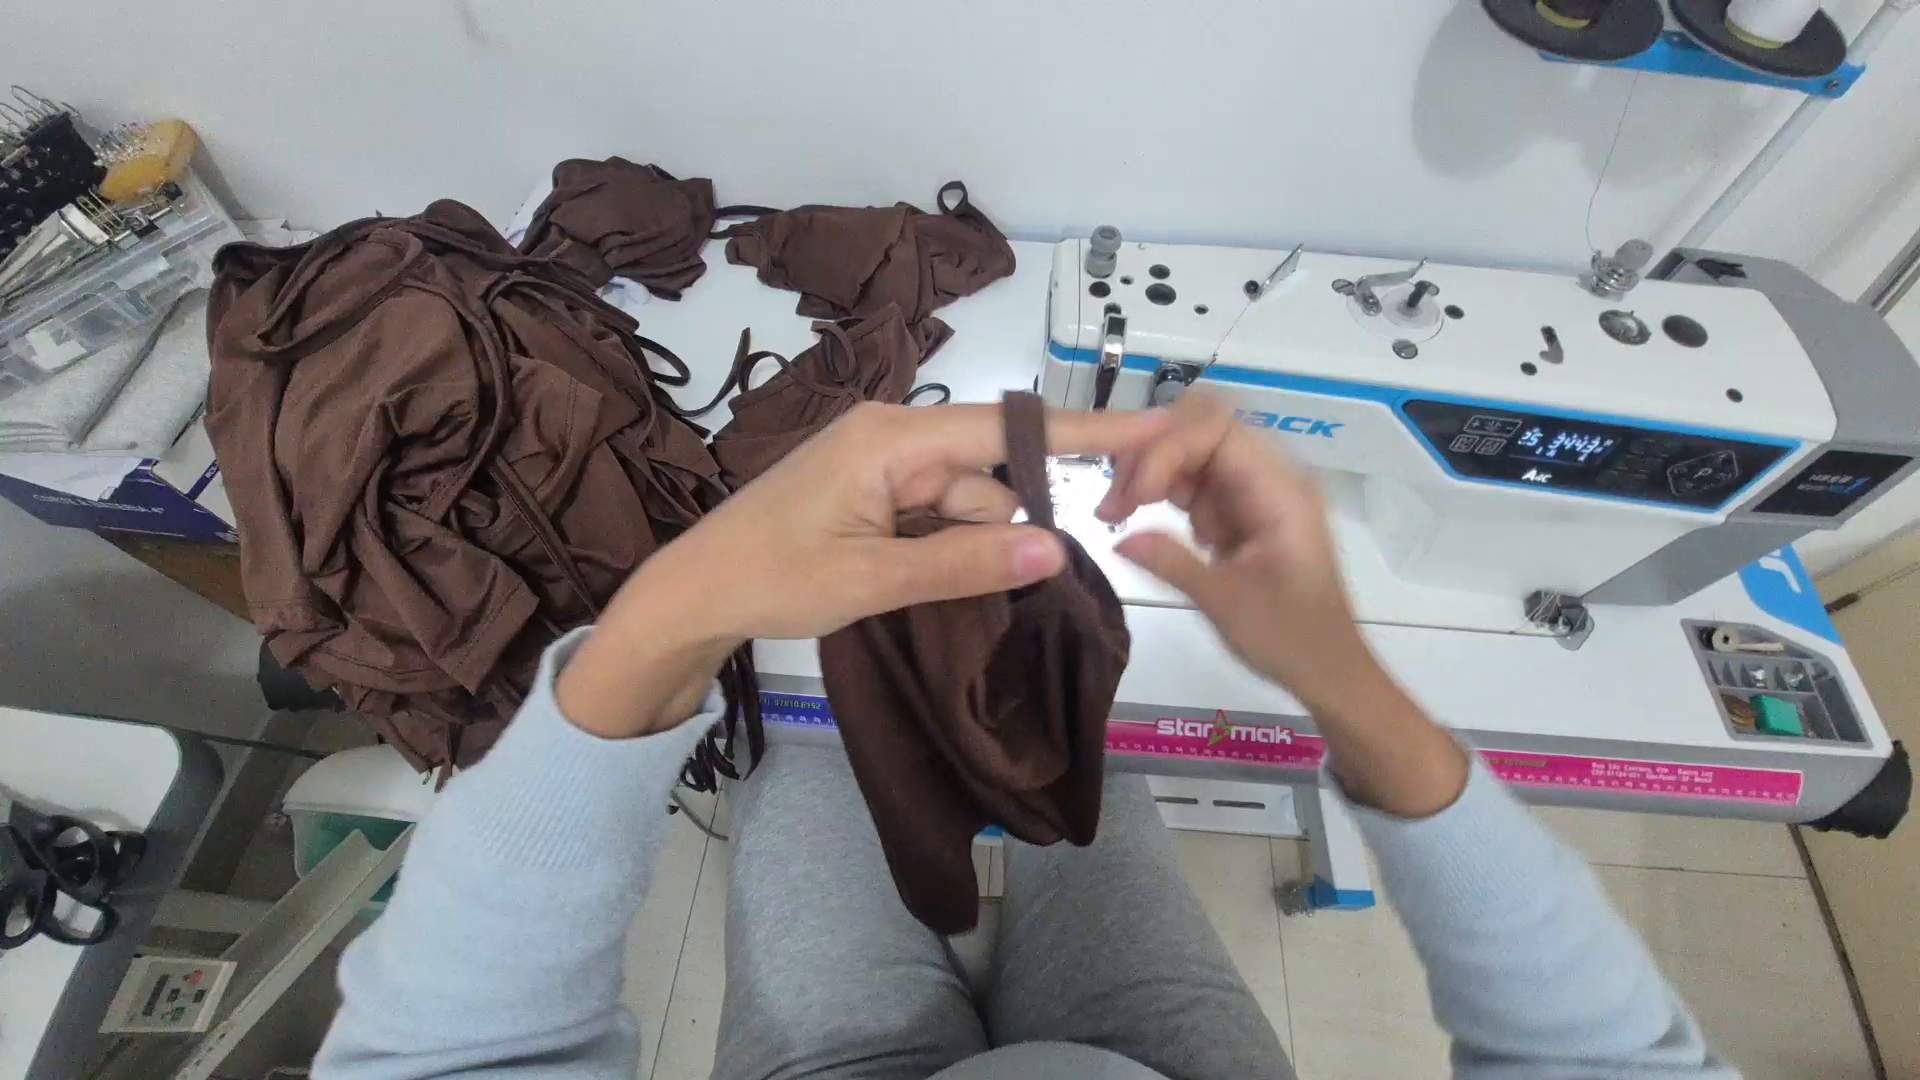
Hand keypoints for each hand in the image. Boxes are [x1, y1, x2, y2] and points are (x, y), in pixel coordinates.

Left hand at [558, 401, 1172, 738]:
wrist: (695, 593)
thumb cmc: (770, 578)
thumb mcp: (872, 578)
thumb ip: (964, 563)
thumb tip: (1055, 550)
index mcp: (891, 437)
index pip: (1005, 428)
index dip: (1081, 434)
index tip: (1153, 429)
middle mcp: (894, 436)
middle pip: (988, 470)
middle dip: (1007, 521)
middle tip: (1003, 575)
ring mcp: (884, 464)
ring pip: (966, 497)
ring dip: (972, 542)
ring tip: (918, 582)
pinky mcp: (875, 491)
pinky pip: (938, 510)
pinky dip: (950, 543)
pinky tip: (925, 574)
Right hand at [1095, 393, 1374, 713]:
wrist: (1329, 670)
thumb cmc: (1291, 640)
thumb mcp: (1226, 604)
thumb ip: (1172, 563)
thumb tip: (1118, 538)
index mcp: (1280, 491)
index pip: (1215, 429)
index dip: (1167, 450)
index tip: (1137, 497)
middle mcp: (1269, 478)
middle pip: (1200, 429)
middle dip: (1151, 455)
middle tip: (1115, 504)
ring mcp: (1254, 492)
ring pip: (1191, 452)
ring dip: (1150, 475)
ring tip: (1116, 514)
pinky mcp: (1239, 510)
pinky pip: (1195, 481)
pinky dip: (1162, 494)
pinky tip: (1140, 518)